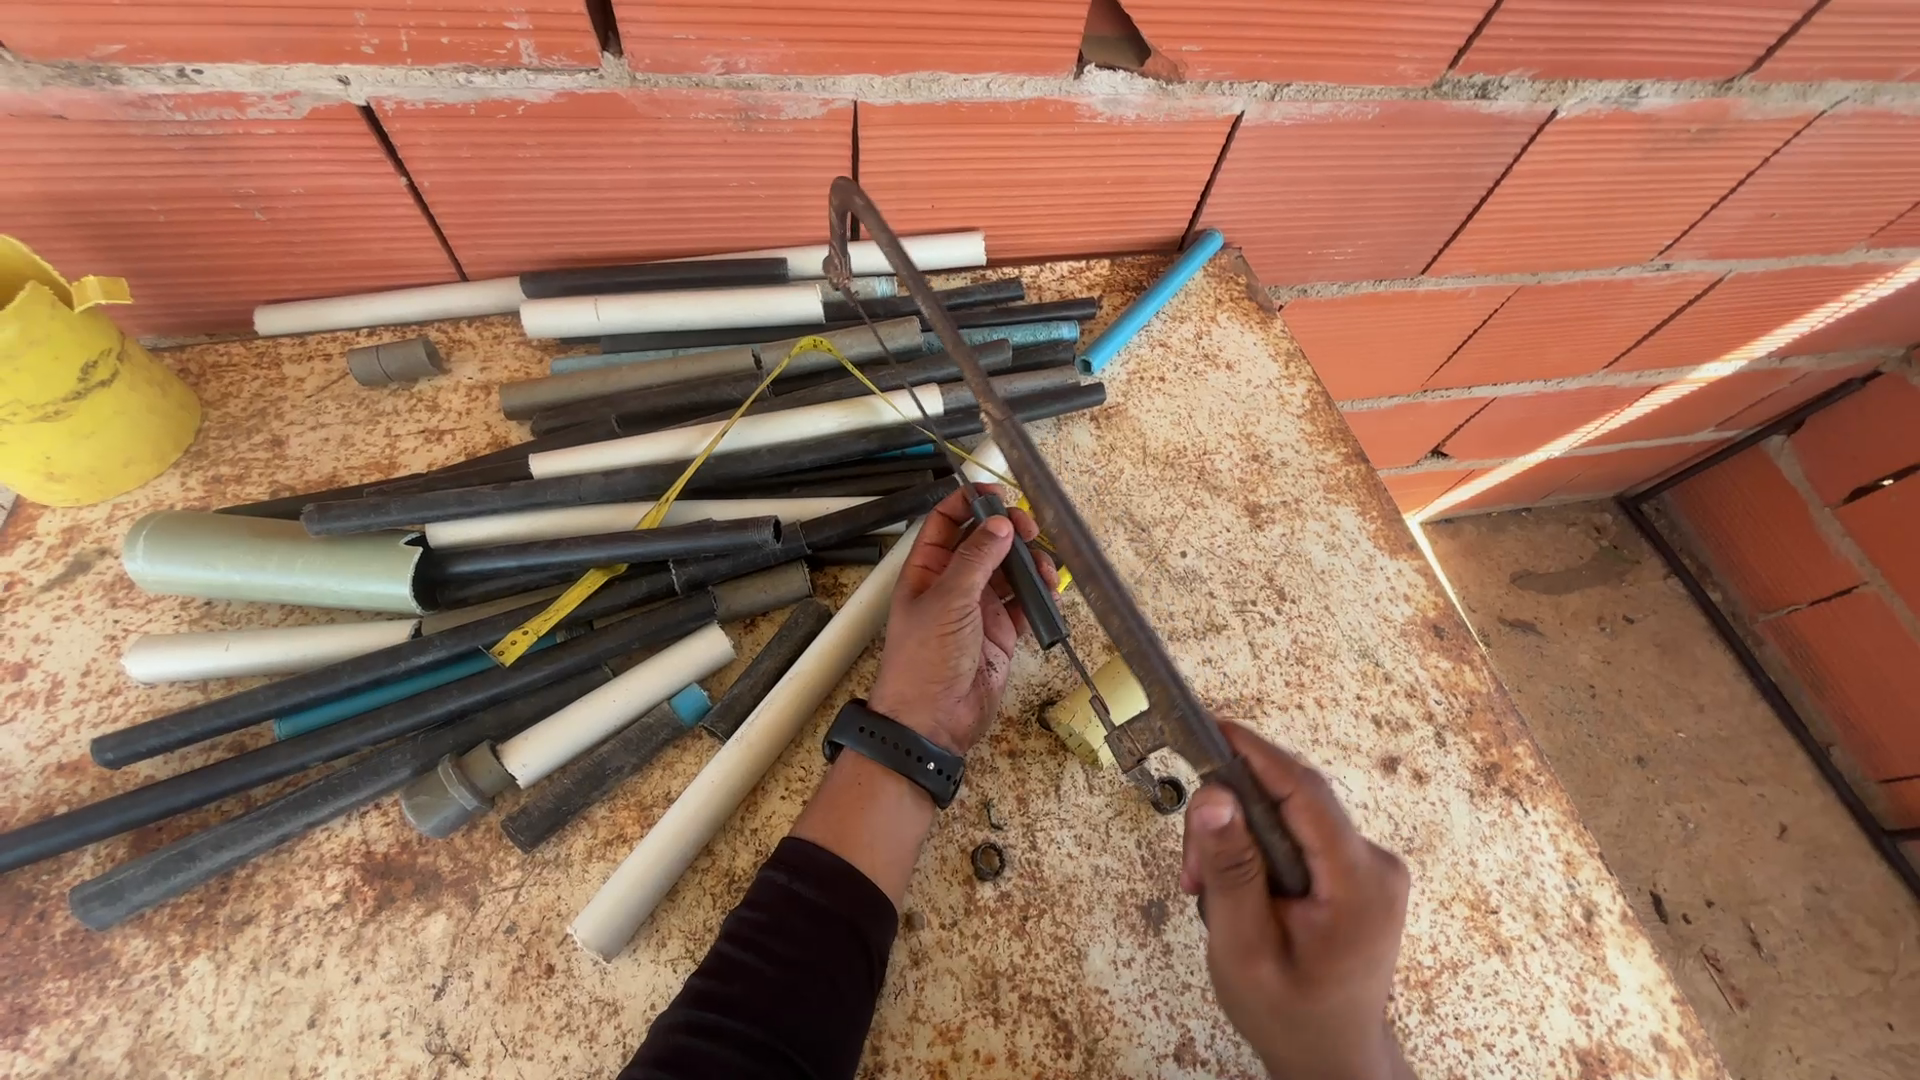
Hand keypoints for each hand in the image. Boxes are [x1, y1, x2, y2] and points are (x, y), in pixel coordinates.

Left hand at [866, 485, 1052, 754]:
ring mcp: (978, 608)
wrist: (933, 720)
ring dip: (1030, 564)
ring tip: (1044, 571)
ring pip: (1009, 571)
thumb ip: (976, 559)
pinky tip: (1050, 595)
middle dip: (1010, 532)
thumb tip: (1000, 525)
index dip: (970, 502)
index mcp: (927, 569)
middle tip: (1030, 531)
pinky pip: (1024, 603)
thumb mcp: (948, 601)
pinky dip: (1040, 596)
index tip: (1000, 495)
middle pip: (985, 542)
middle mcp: (952, 583)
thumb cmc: (925, 659)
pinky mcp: (1001, 632)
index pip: (946, 521)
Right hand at [1181, 723, 1412, 1079]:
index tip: (1209, 726)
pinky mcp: (1350, 870)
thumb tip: (1213, 795)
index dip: (1257, 752)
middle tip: (1190, 868)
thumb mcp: (1244, 949)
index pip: (1306, 792)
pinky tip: (1230, 888)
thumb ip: (1230, 871)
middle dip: (1230, 816)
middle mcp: (1373, 862)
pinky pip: (1291, 832)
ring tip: (1204, 888)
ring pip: (1284, 814)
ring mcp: (1365, 866)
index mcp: (1359, 883)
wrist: (1332, 1059)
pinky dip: (1252, 849)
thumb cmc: (1288, 1014)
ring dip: (1235, 838)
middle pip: (1289, 800)